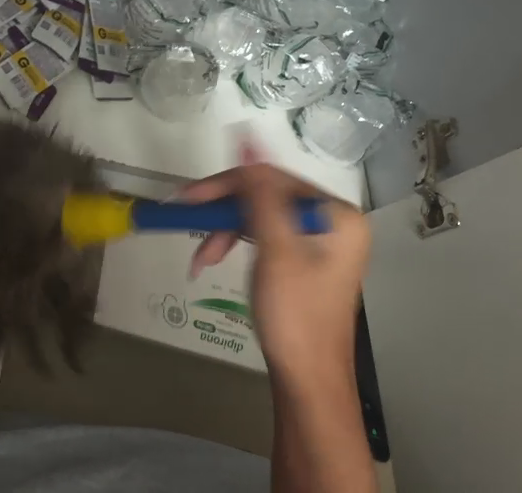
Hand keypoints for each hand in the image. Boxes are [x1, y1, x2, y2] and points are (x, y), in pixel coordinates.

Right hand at [174, 144, 370, 386]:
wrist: (307, 383)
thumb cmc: (294, 317)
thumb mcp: (275, 249)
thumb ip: (260, 193)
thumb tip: (247, 138)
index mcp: (337, 215)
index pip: (271, 178)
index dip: (226, 184)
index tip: (187, 197)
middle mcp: (333, 221)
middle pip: (264, 195)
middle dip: (222, 213)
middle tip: (184, 218)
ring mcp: (319, 242)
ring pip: (258, 215)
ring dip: (223, 232)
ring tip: (199, 258)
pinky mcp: (304, 260)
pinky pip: (262, 236)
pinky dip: (234, 245)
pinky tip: (210, 260)